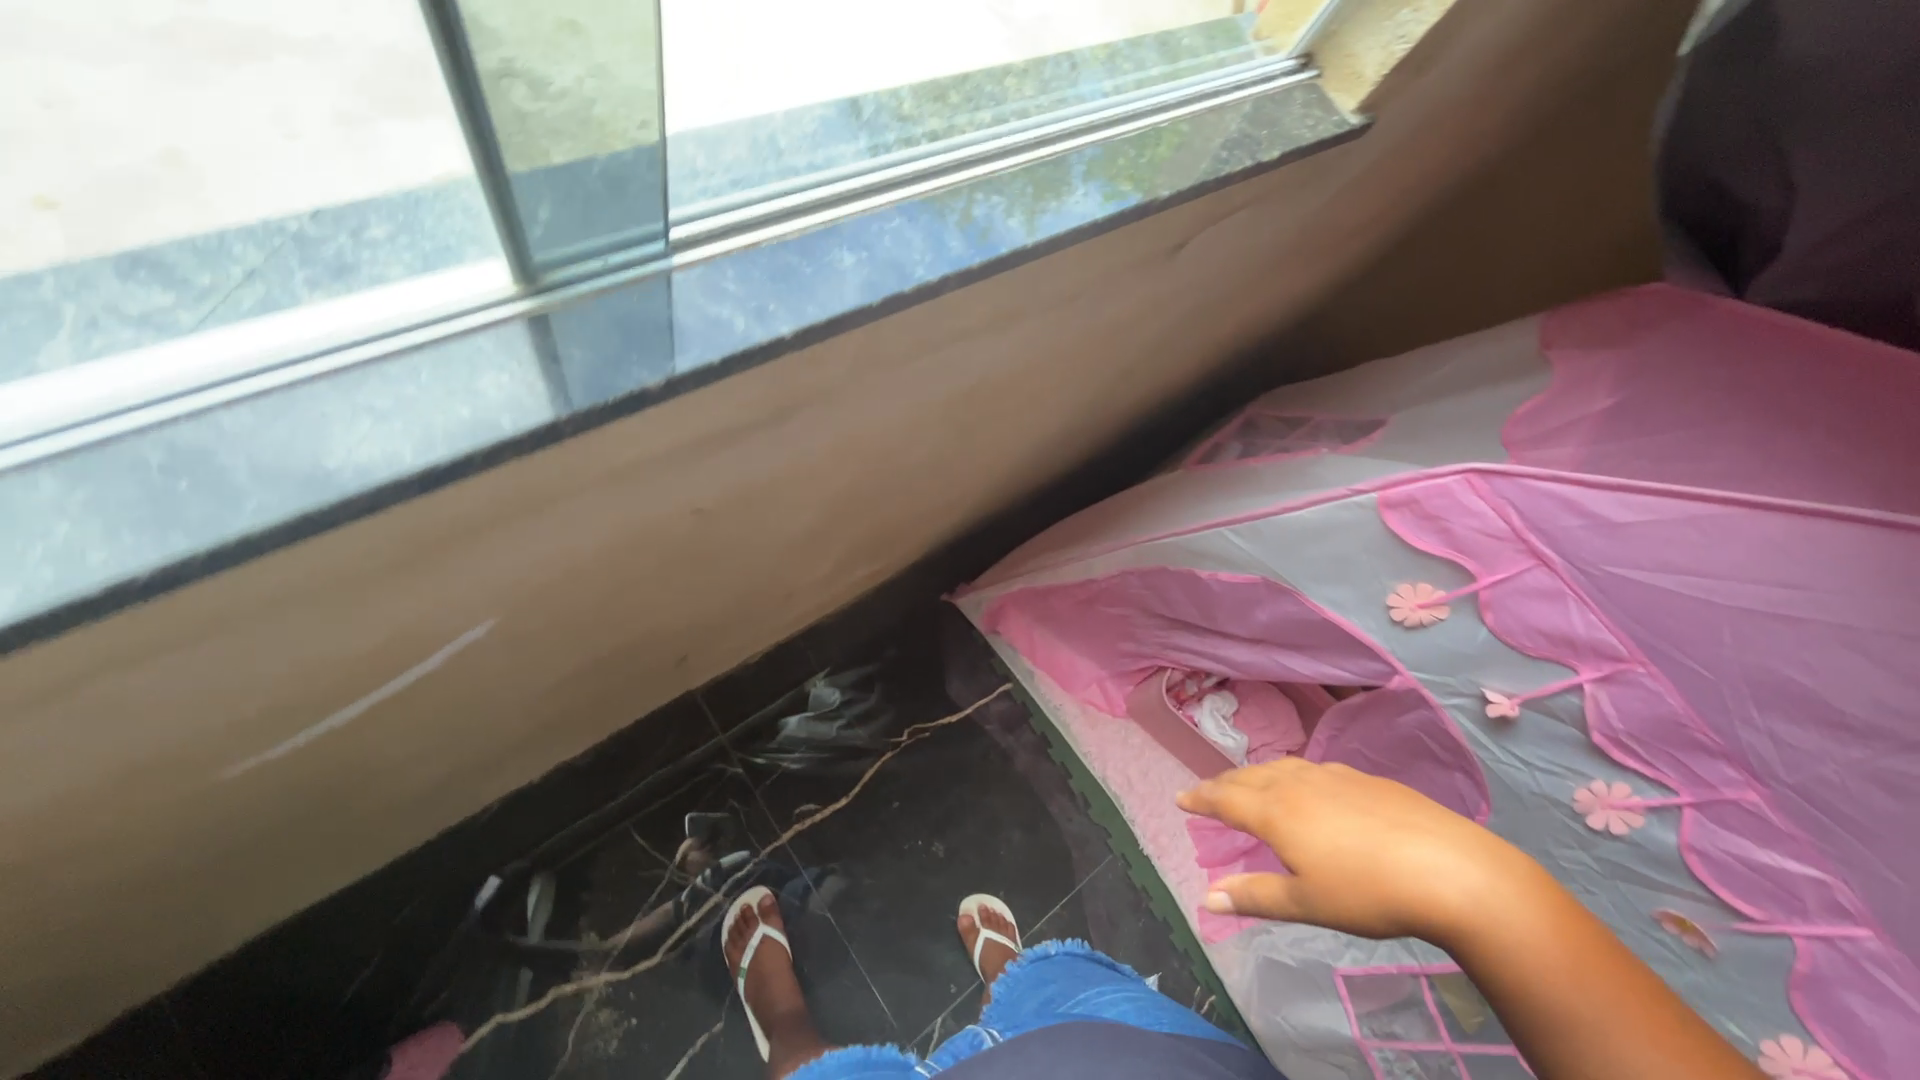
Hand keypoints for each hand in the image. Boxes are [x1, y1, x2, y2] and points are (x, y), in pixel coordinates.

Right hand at [1177, 758, 1545, 944]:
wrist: (1453, 871)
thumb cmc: (1369, 892)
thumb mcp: (1306, 903)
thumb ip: (1254, 896)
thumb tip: (1206, 897)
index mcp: (1277, 812)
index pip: (1226, 799)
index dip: (1201, 798)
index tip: (1180, 798)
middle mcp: (1300, 784)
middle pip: (1250, 777)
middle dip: (1224, 783)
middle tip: (1208, 791)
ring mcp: (1337, 777)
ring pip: (1283, 768)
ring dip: (1257, 775)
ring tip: (1251, 785)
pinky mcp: (1369, 780)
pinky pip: (1314, 770)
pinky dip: (1292, 775)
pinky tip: (1309, 789)